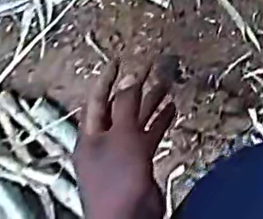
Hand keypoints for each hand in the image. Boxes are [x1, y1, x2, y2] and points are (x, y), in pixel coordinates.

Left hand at [74, 57, 176, 218]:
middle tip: (151, 65)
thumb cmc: (118, 178)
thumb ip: (126, 104)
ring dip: (151, 101)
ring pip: (136, 120)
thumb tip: (129, 78)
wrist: (129, 218)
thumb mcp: (121, 134)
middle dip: (135, 87)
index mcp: (91, 137)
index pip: (96, 100)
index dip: (107, 79)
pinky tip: (171, 108)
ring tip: (167, 82)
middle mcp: (103, 143)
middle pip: (119, 108)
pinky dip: (159, 120)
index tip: (119, 59)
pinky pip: (148, 134)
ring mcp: (121, 153)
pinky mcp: (138, 161)